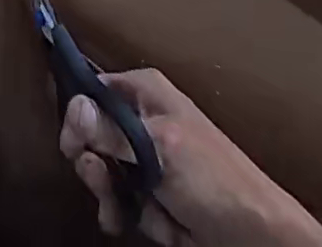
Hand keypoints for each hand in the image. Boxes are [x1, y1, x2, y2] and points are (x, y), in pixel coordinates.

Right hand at [60, 69, 321, 246]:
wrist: (250, 233)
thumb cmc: (210, 177)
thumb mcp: (159, 149)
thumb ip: (114, 131)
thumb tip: (74, 104)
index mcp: (145, 92)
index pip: (96, 89)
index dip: (77, 114)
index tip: (72, 144)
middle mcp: (141, 117)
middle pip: (92, 131)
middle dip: (91, 160)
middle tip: (100, 176)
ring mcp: (144, 155)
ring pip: (101, 166)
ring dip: (104, 190)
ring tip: (118, 207)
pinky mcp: (148, 189)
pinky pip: (116, 194)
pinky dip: (117, 209)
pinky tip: (124, 220)